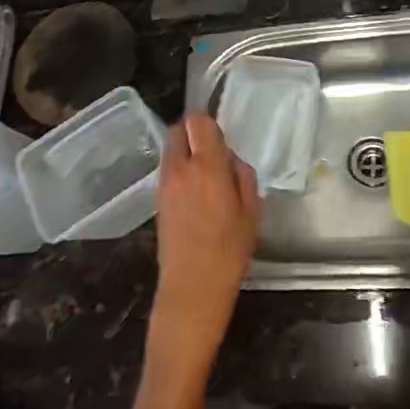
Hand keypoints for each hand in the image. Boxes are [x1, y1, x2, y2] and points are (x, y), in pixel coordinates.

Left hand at [152, 113, 260, 358]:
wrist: (192, 288)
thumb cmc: (229, 251)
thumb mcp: (252, 212)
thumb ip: (242, 177)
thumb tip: (230, 160)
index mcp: (208, 169)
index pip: (199, 123)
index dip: (209, 120)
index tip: (221, 132)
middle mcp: (181, 170)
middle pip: (178, 131)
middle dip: (194, 131)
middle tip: (213, 148)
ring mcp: (164, 185)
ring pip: (171, 150)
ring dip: (186, 150)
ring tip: (207, 172)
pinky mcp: (157, 200)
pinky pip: (168, 170)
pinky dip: (180, 168)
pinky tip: (197, 191)